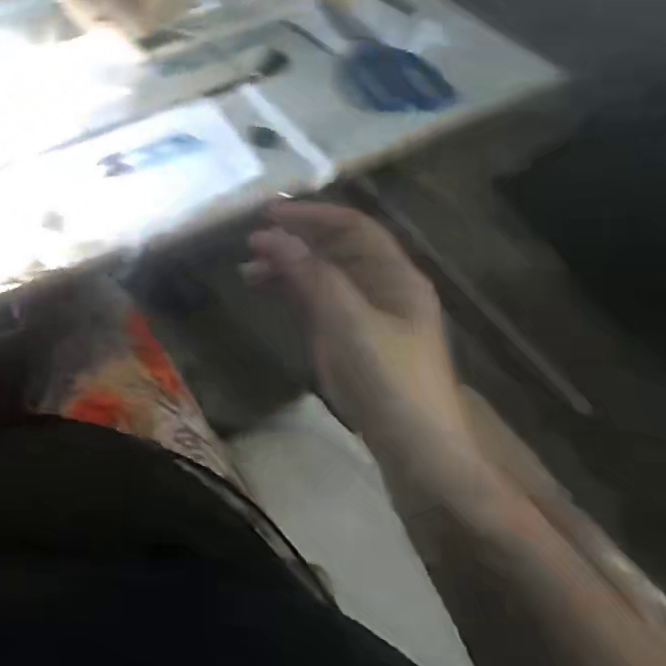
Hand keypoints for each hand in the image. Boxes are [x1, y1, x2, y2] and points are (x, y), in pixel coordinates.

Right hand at [248, 203, 476, 474]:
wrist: (417, 452)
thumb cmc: (389, 381)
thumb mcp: (348, 322)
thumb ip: (310, 275)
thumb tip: (270, 234)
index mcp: (396, 277)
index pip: (353, 227)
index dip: (312, 215)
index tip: (268, 213)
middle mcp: (382, 287)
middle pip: (336, 247)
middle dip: (295, 238)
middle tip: (251, 240)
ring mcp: (365, 312)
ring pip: (322, 272)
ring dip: (287, 263)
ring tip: (249, 268)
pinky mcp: (349, 335)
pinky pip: (316, 297)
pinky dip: (290, 287)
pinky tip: (266, 289)